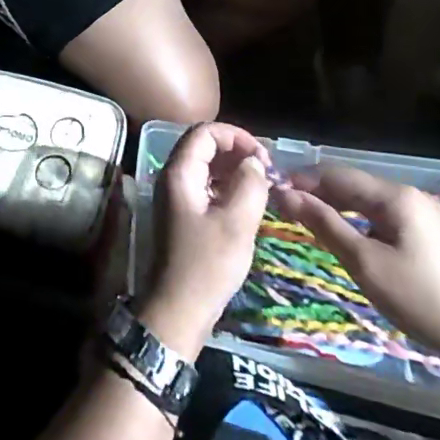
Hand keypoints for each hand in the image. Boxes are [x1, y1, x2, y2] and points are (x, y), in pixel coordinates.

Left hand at [146, 122, 272, 356]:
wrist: (178, 308)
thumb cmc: (207, 265)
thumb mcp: (237, 223)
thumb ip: (250, 185)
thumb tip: (254, 162)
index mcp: (179, 173)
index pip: (204, 132)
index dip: (235, 136)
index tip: (263, 156)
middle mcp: (172, 178)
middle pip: (202, 146)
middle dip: (236, 150)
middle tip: (266, 170)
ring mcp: (176, 196)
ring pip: (205, 166)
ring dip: (233, 169)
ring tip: (262, 184)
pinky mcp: (183, 214)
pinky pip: (205, 186)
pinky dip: (226, 186)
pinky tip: (248, 201)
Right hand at [271, 166, 439, 362]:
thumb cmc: (420, 298)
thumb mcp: (363, 261)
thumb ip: (323, 223)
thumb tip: (285, 194)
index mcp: (396, 195)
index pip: (337, 174)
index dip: (303, 181)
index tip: (272, 192)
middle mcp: (412, 196)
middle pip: (354, 185)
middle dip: (319, 193)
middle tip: (286, 208)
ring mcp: (426, 215)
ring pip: (369, 202)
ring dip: (338, 207)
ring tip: (309, 221)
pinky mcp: (433, 236)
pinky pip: (385, 217)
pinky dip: (360, 221)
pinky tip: (347, 236)